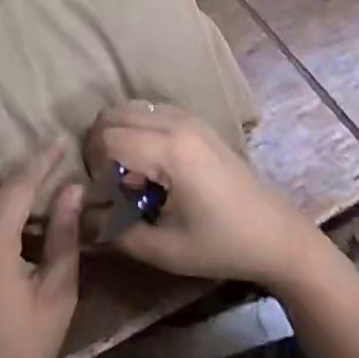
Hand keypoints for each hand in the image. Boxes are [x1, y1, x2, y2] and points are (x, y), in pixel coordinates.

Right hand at [84, 101, 321, 287]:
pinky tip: (152, 165)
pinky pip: (151, 110)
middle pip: (114, 114)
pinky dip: (137, 129)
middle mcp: (177, 123)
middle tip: (109, 182)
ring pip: (131, 107)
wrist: (275, 233)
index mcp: (171, 151)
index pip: (108, 139)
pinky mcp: (197, 120)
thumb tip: (83, 219)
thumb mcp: (165, 250)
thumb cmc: (222, 244)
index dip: (93, 165)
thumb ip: (117, 232)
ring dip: (119, 134)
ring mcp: (189, 117)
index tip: (102, 194)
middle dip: (100, 145)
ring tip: (132, 175)